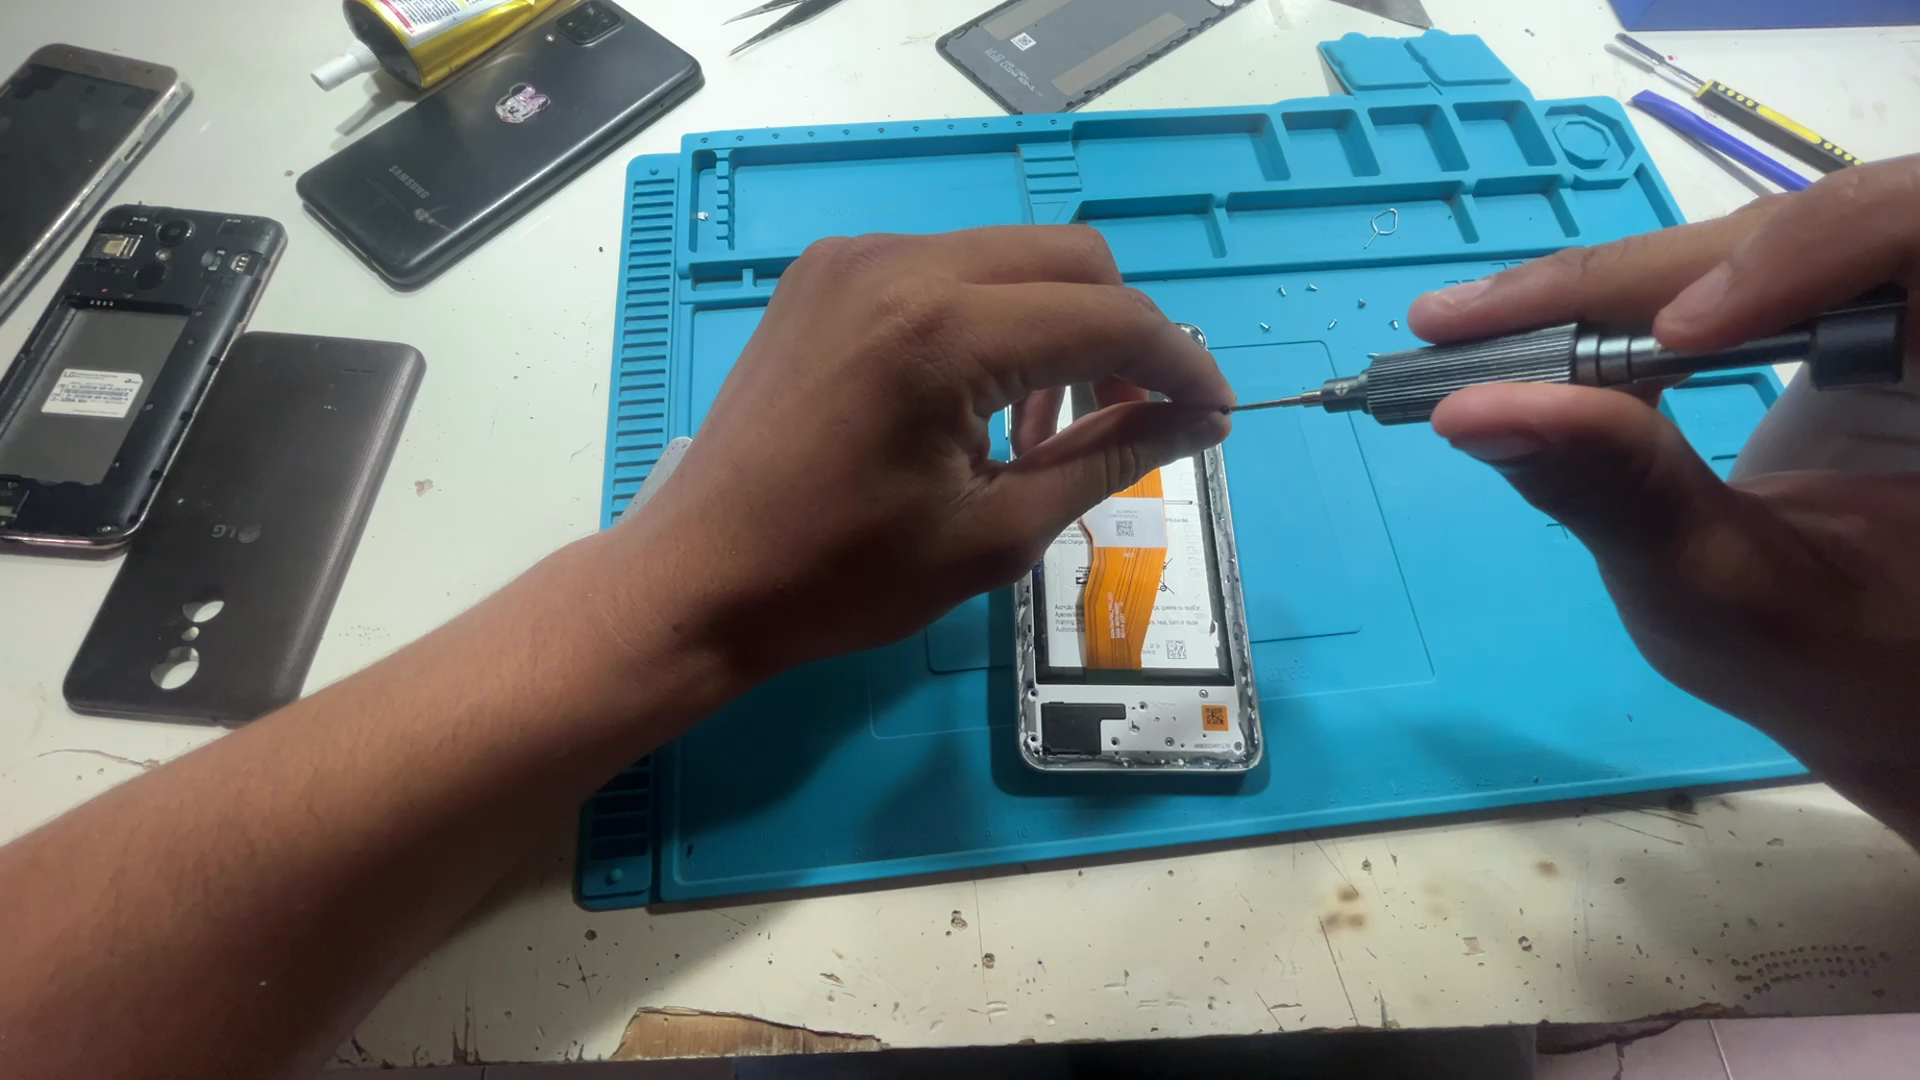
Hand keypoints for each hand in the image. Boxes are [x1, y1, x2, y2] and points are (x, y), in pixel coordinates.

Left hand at [603, 227, 1233, 680]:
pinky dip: (991, 320)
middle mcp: (900, 263)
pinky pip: (946, 270)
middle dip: (1123, 337)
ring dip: (1057, 328)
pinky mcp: (826, 274)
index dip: (1179, 364)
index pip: (1109, 318)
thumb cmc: (846, 580)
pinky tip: (975, 397)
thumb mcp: (996, 534)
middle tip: (1127, 420)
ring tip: (1041, 426)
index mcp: (944, 333)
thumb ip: (1107, 460)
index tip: (1212, 413)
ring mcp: (854, 257)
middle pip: (1071, 259)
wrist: (703, 578)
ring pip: (1010, 257)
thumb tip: (1196, 422)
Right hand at [1408, 158, 1919, 837]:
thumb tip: (1467, 409)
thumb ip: (1611, 489)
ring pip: (1740, 243)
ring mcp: (1887, 314)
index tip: (1666, 337)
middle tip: (1464, 325)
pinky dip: (1603, 309)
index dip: (1806, 250)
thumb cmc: (1827, 663)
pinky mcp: (1834, 322)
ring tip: (1470, 328)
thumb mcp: (1718, 589)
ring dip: (1592, 290)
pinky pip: (1711, 278)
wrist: (1876, 678)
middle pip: (1804, 226)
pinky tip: (1526, 334)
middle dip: (1626, 278)